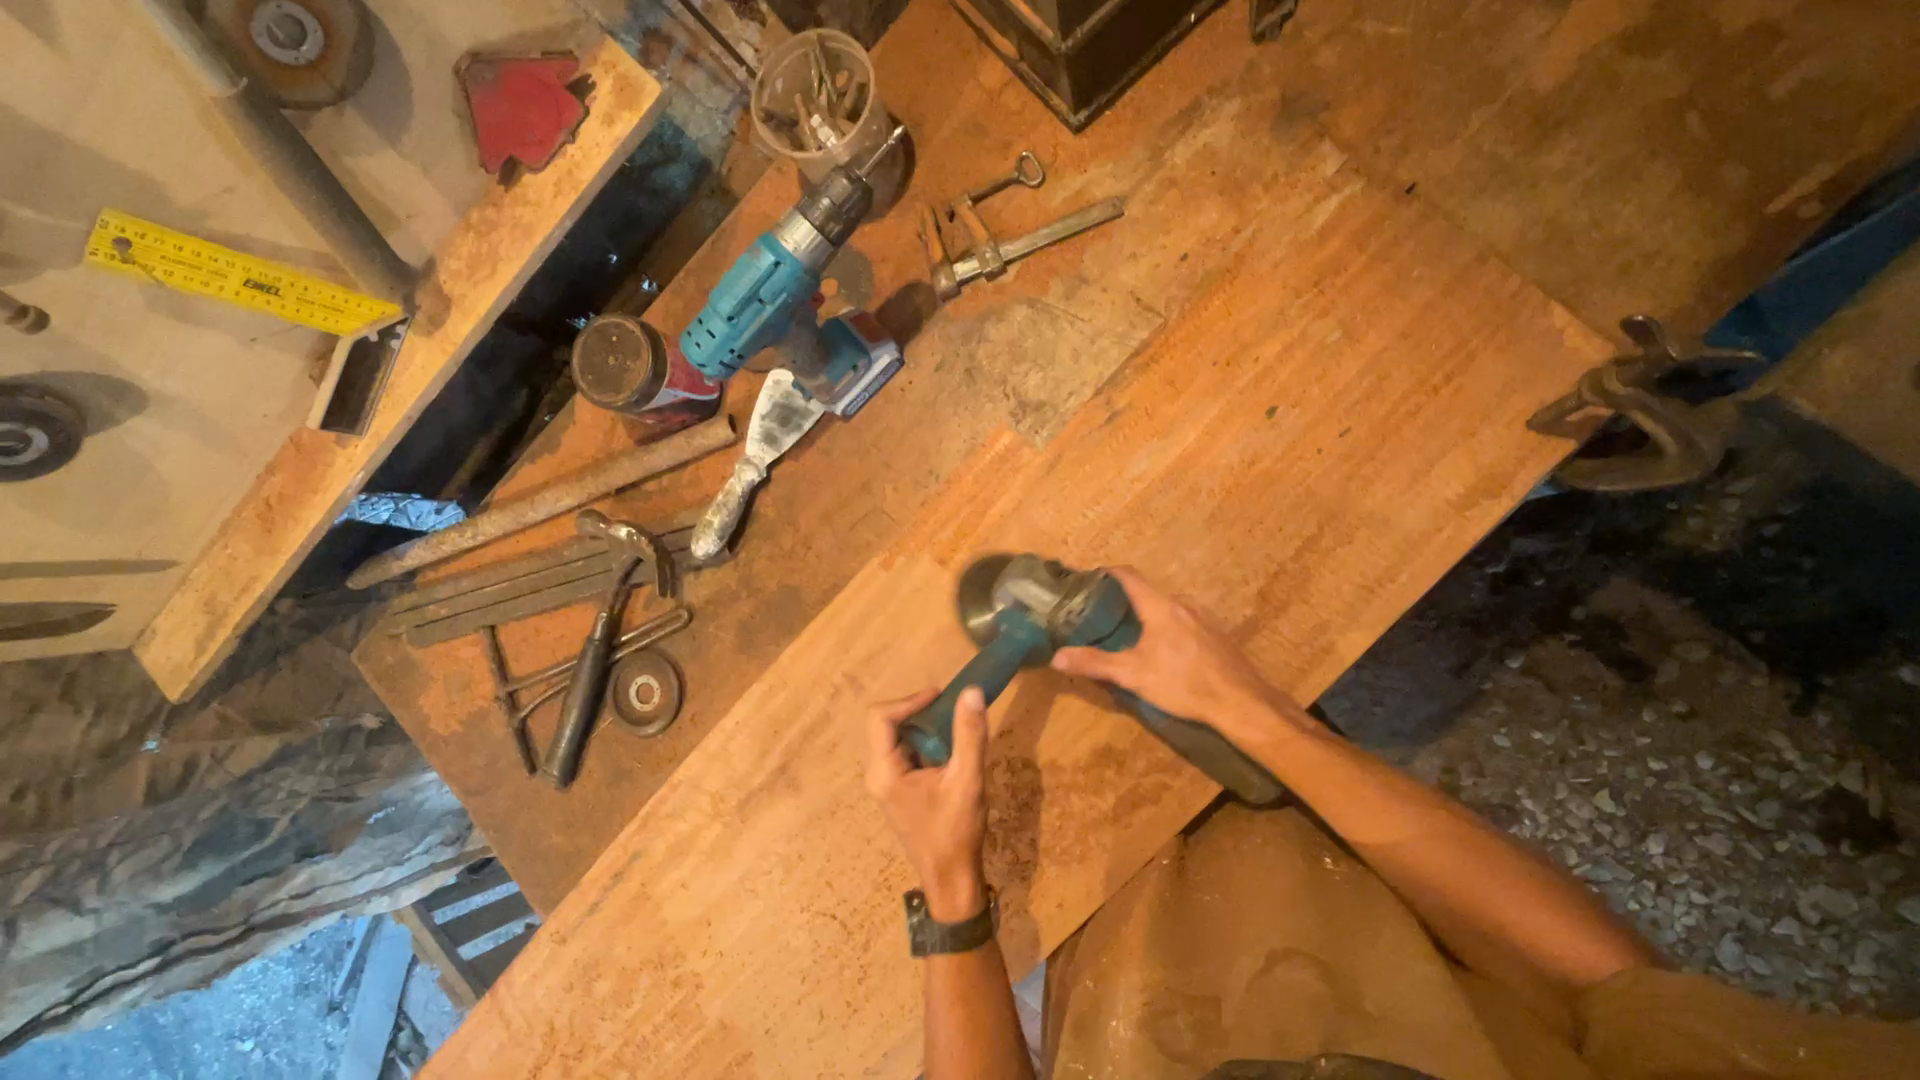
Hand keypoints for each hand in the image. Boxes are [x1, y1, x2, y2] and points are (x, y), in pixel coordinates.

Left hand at [866, 686, 990, 919]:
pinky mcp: (899, 790)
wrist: (952, 879)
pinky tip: (951, 751)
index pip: (880, 717)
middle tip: (952, 710)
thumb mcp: (967, 780)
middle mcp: (878, 774)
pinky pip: (907, 754)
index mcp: (884, 771)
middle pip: (887, 725)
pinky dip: (926, 744)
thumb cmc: (955, 832)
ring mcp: (887, 784)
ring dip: (925, 728)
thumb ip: (969, 734)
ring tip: (955, 728)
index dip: (909, 700)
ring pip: (898, 739)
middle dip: (919, 712)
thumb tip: (971, 692)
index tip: (941, 697)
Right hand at [1051, 566, 1308, 746]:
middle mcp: (1182, 604)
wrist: (1240, 702)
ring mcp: (1203, 618)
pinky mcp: (1216, 635)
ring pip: (1167, 607)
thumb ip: (1095, 663)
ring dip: (1146, 614)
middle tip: (1101, 612)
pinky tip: (1163, 649)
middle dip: (1123, 599)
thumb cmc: (1183, 683)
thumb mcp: (1133, 675)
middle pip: (1147, 592)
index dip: (1107, 573)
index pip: (1129, 576)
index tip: (1088, 579)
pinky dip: (1166, 626)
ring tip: (1128, 631)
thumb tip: (1057, 656)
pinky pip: (1183, 621)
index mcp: (1160, 606)